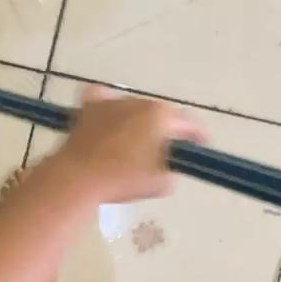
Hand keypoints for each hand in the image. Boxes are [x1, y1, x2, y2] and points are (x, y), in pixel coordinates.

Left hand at [46, 86, 205, 203]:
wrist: (78, 177)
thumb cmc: (122, 180)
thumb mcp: (160, 183)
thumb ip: (173, 170)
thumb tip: (169, 167)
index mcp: (160, 117)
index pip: (188, 122)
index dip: (198, 134)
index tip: (202, 145)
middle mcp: (138, 102)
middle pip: (160, 113)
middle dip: (166, 128)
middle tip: (167, 147)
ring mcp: (111, 102)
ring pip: (133, 107)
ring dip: (139, 121)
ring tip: (136, 140)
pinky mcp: (89, 106)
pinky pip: (104, 98)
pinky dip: (110, 106)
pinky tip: (110, 116)